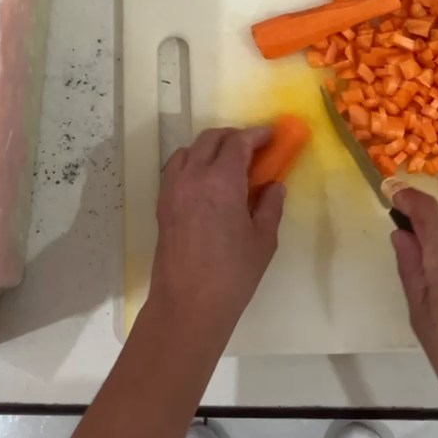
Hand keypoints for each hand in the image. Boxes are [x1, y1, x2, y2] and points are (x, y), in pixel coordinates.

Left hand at [150, 126, 285, 339]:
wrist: (188, 303)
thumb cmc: (233, 274)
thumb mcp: (263, 240)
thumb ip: (269, 206)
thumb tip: (274, 185)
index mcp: (221, 181)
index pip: (238, 142)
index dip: (257, 135)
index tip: (271, 135)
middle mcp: (193, 176)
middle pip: (211, 139)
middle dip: (233, 137)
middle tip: (253, 148)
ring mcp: (173, 188)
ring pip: (189, 150)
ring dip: (210, 147)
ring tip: (228, 163)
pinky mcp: (162, 203)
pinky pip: (176, 169)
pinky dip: (192, 163)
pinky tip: (207, 181)